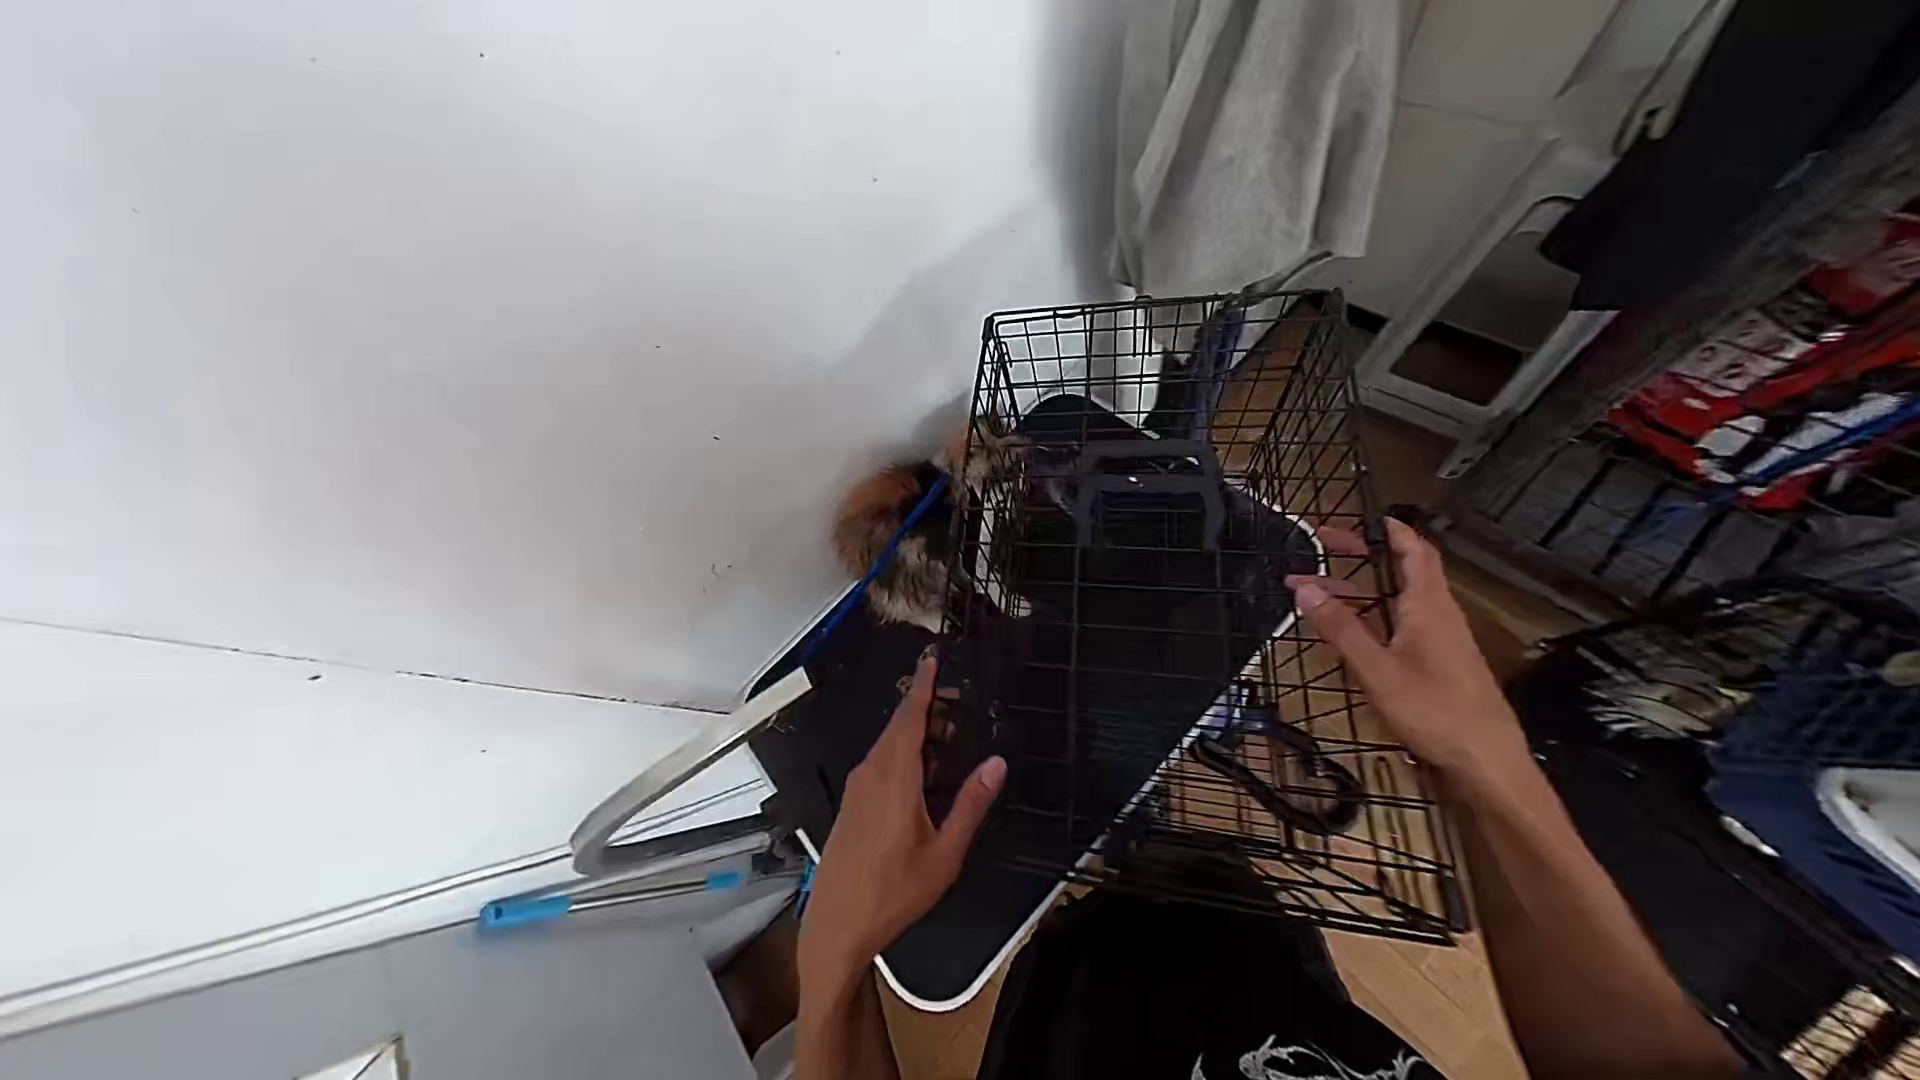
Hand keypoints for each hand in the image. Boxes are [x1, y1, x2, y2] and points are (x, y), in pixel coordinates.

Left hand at [797, 655, 1005, 991]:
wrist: (836, 925)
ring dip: (917, 733)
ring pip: (889, 744)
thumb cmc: (893, 892)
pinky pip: (880, 762)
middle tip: (958, 704)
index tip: (931, 660)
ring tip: (948, 738)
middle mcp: (871, 773)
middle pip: (899, 725)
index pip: (909, 717)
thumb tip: (996, 763)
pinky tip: (923, 772)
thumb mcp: (945, 853)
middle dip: (927, 707)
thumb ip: (971, 803)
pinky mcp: (853, 802)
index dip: (923, 686)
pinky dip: (904, 753)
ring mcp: (858, 787)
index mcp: (894, 777)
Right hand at [1285, 518, 1529, 783]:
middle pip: (1402, 568)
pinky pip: (1398, 621)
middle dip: (1361, 553)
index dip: (1388, 529)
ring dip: (1357, 587)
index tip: (1356, 516)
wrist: (1486, 761)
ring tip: (1315, 589)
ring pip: (1396, 597)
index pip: (1413, 550)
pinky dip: (1369, 613)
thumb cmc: (1434, 710)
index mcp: (1427, 606)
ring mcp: (1439, 637)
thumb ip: (1340, 627)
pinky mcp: (1437, 659)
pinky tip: (1346, 630)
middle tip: (1321, 546)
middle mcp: (1437, 614)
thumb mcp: (1376, 668)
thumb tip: (1304, 587)